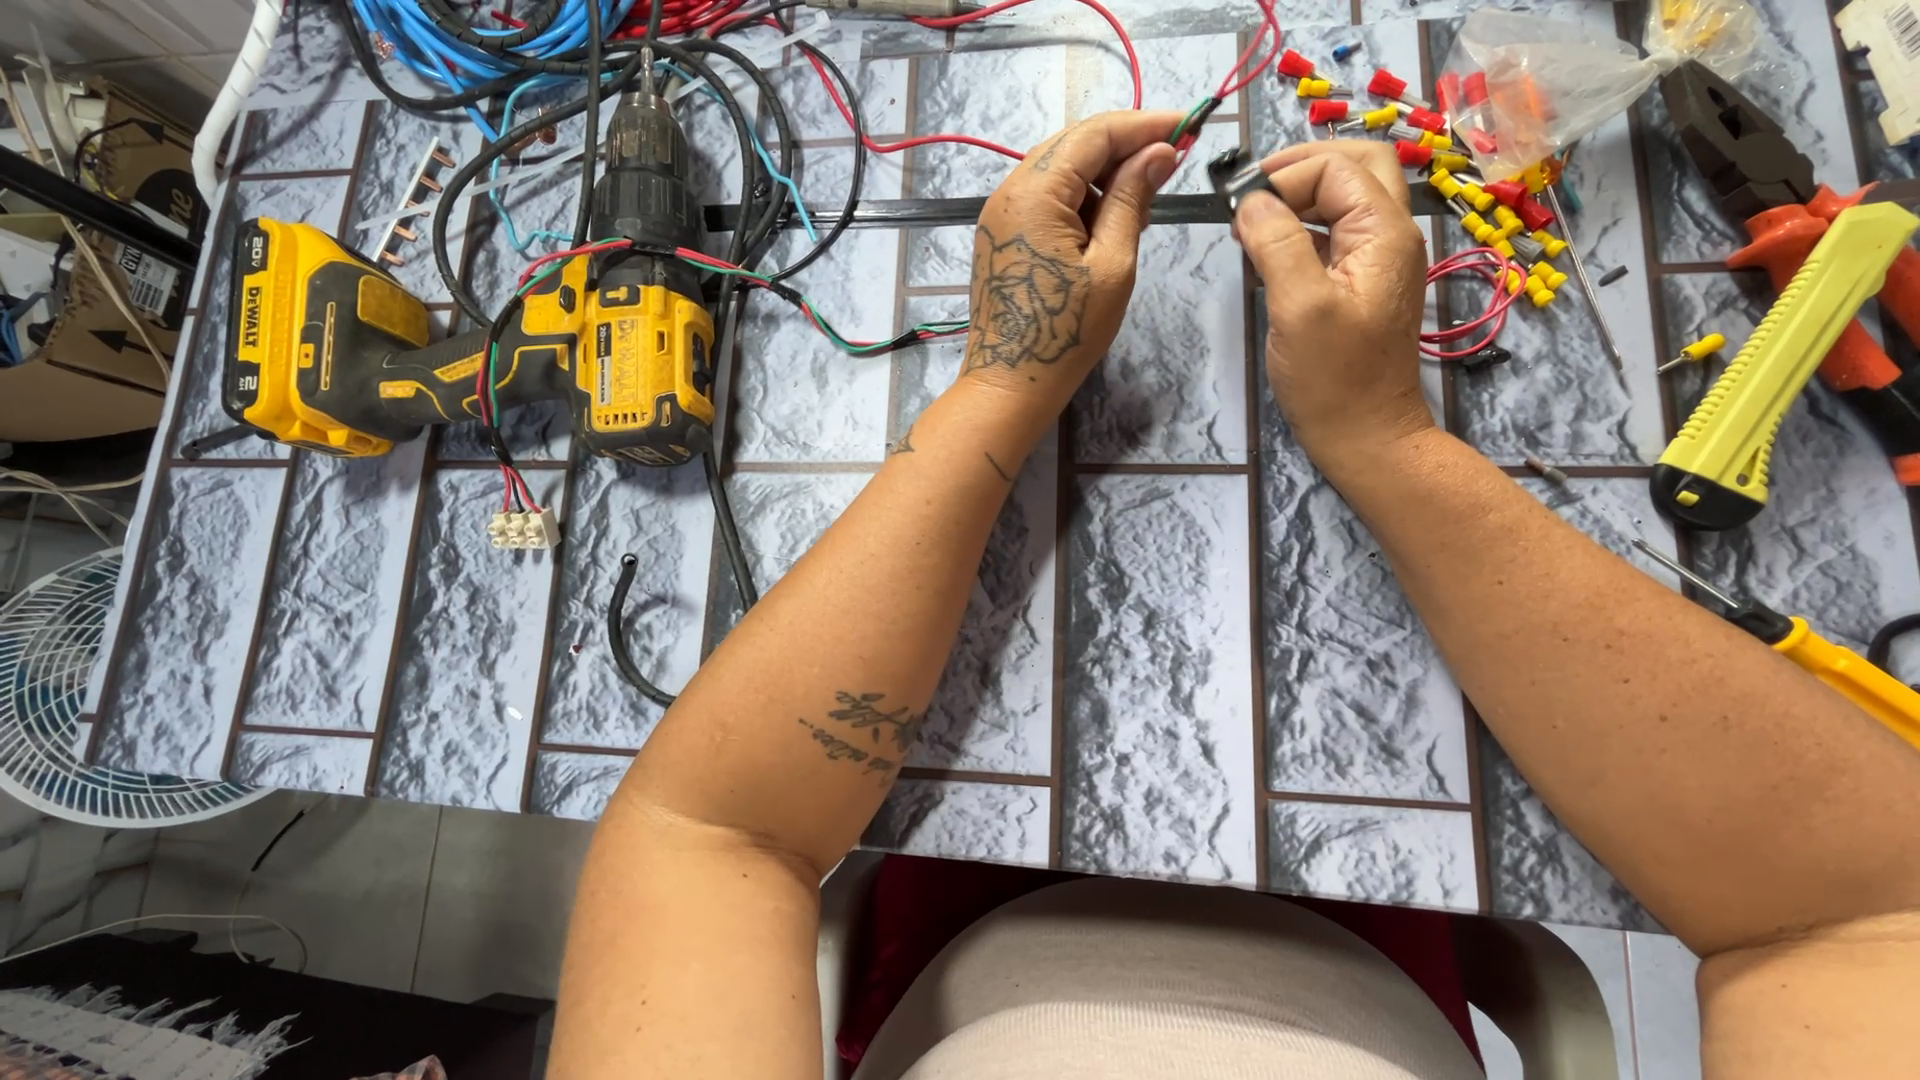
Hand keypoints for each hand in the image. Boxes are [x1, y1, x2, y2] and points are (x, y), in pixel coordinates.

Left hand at [963, 110, 1182, 411]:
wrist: (1011, 383)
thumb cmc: (1066, 332)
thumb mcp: (1112, 263)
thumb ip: (1133, 199)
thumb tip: (1160, 151)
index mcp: (1034, 192)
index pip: (1093, 134)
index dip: (1143, 125)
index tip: (1187, 127)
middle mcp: (1009, 192)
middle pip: (1073, 147)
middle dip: (1124, 149)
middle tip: (1169, 167)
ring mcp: (1001, 215)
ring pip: (1060, 173)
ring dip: (1104, 179)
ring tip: (1141, 210)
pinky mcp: (1002, 237)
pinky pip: (1046, 201)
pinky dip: (1080, 202)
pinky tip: (1108, 226)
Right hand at [1234, 141, 1433, 468]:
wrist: (1366, 434)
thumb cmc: (1333, 378)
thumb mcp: (1298, 307)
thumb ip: (1276, 245)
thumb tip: (1249, 202)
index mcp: (1384, 233)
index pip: (1335, 168)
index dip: (1284, 178)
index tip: (1238, 209)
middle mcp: (1391, 236)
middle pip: (1356, 168)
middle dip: (1301, 170)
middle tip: (1252, 194)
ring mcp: (1380, 261)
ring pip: (1348, 200)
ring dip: (1301, 198)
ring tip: (1254, 222)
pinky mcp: (1363, 285)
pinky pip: (1337, 236)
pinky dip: (1304, 230)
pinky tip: (1270, 253)